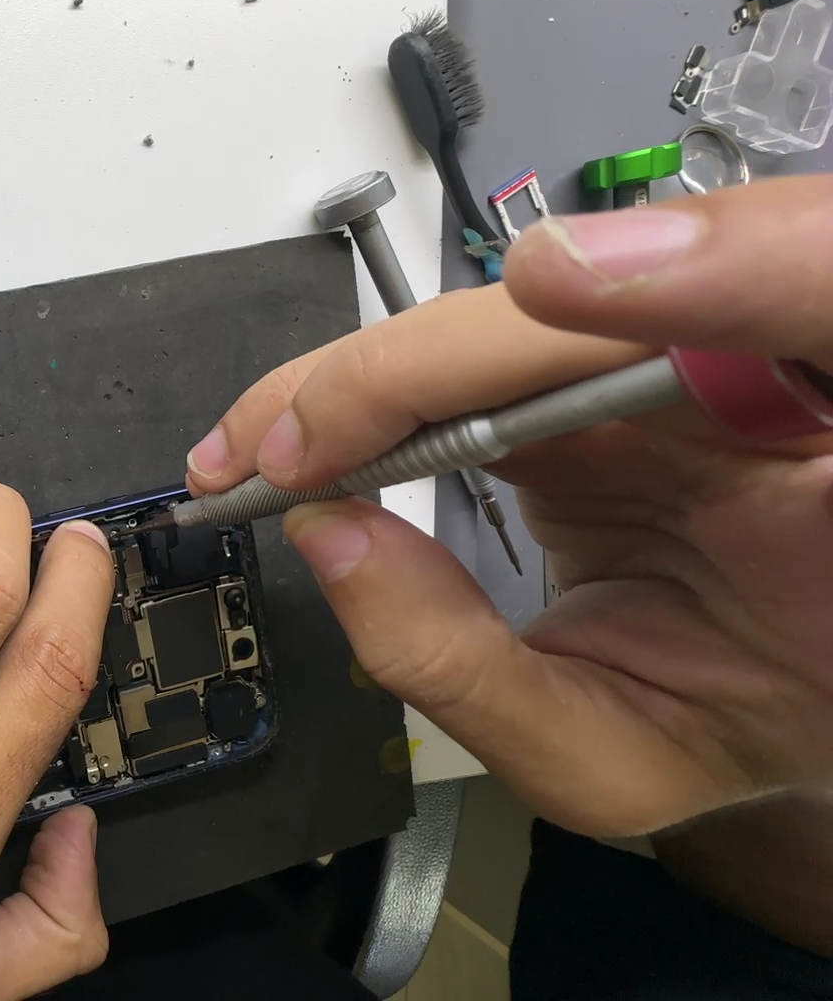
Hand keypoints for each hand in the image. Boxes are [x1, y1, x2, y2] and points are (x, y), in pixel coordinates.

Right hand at [184, 176, 832, 836]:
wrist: (752, 704)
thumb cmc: (712, 735)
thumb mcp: (601, 756)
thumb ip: (459, 660)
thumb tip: (321, 525)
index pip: (828, 296)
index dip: (724, 261)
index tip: (548, 284)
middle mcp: (759, 383)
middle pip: (558, 320)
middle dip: (387, 375)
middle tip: (260, 462)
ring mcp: (651, 363)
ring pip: (473, 324)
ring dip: (339, 383)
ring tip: (244, 459)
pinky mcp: (563, 370)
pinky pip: (442, 356)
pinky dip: (347, 394)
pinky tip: (288, 438)